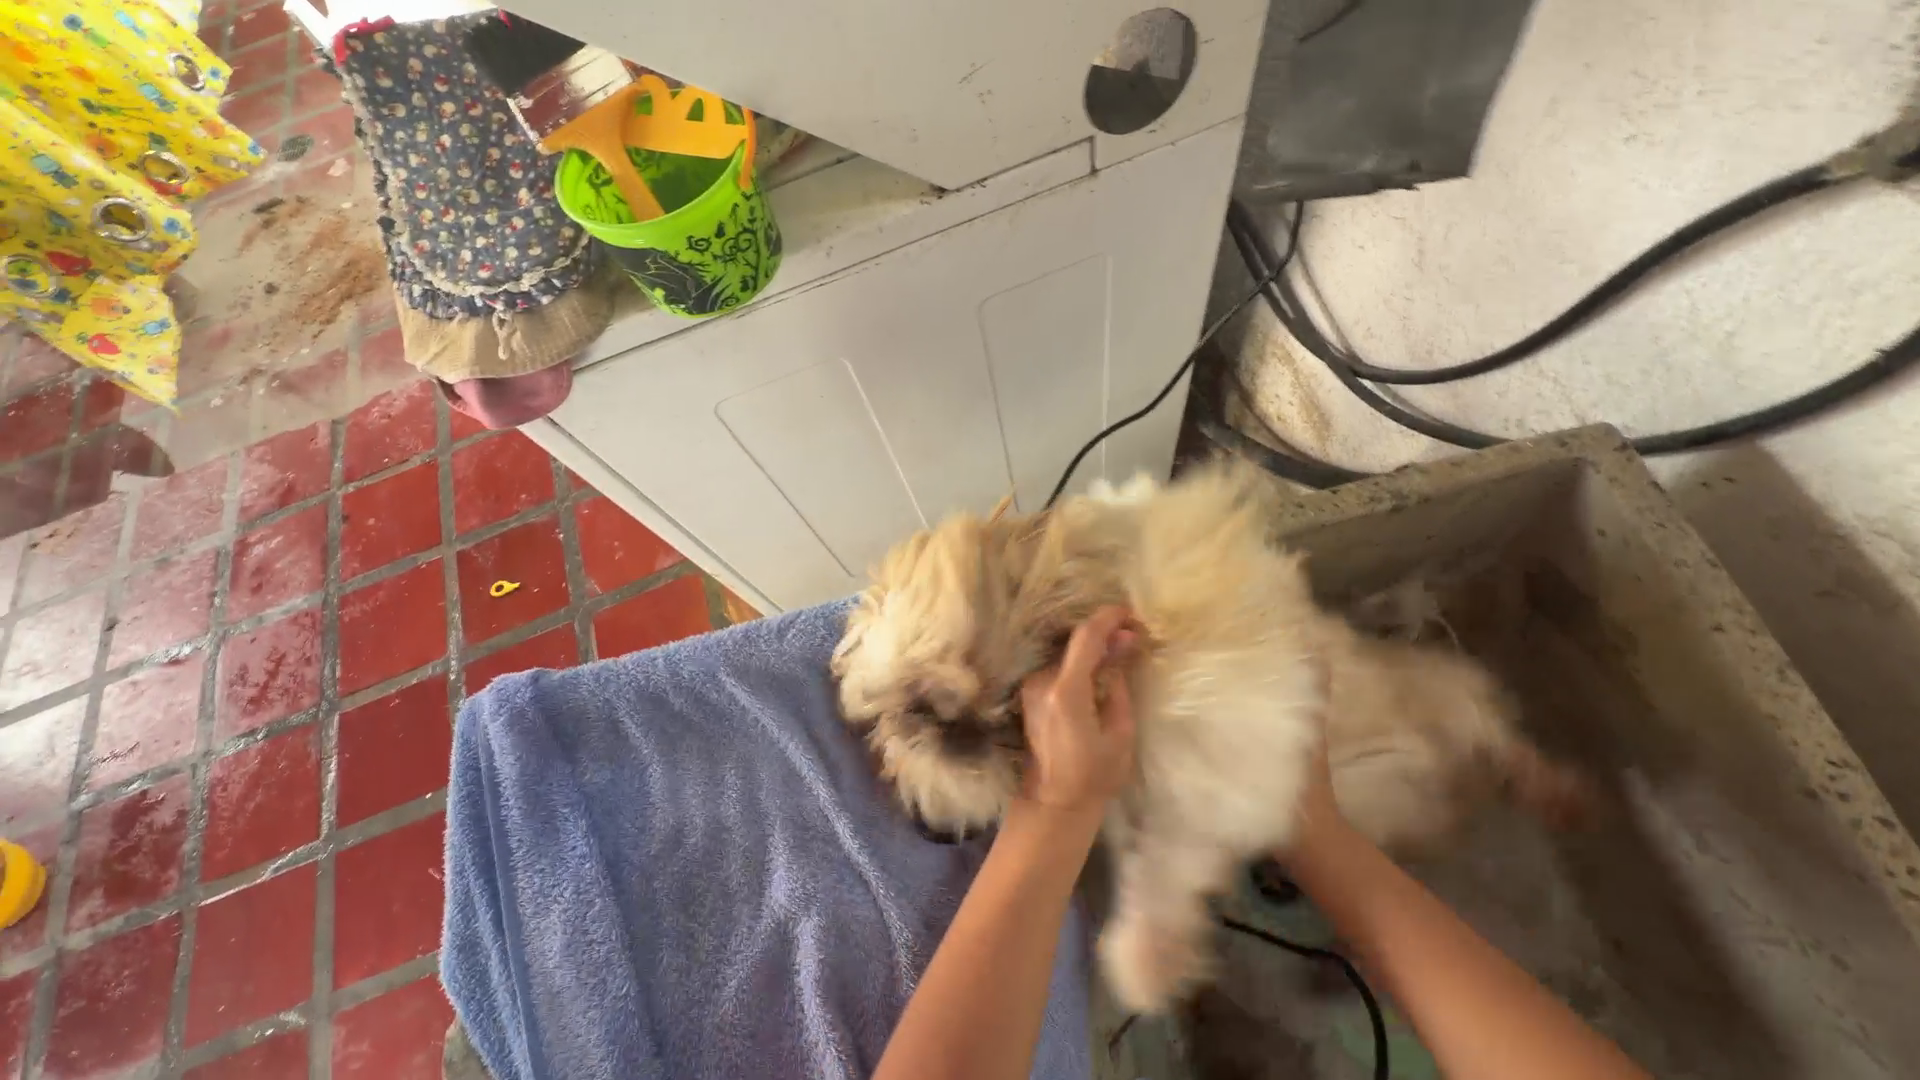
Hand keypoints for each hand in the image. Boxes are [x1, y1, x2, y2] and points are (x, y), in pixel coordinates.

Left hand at [1016, 606, 1138, 816]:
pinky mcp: (1030, 694)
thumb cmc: (1094, 774)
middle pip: (1076, 643)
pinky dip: (1081, 662)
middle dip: (1107, 634)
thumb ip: (1119, 681)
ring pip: (1068, 654)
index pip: (1086, 637)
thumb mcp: (1120, 730)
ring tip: (1122, 653)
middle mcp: (1042, 682)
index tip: (1132, 614)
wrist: (1054, 803)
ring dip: (1094, 649)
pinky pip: (1060, 667)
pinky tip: (1101, 668)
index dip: (1109, 618)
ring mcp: (1031, 687)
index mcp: (1065, 691)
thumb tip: (1126, 642)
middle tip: (1135, 638)